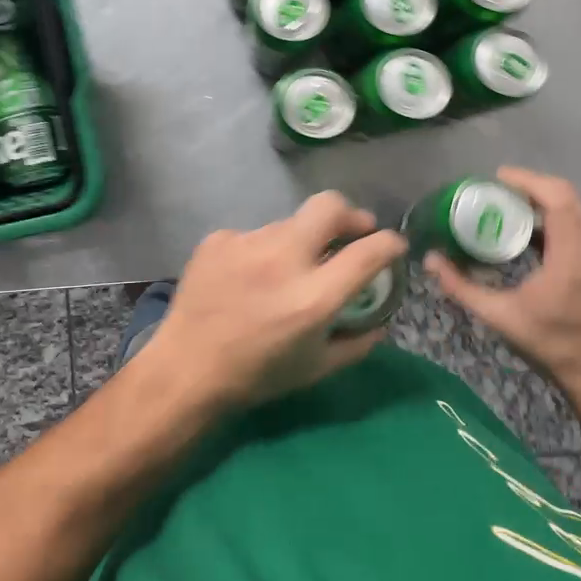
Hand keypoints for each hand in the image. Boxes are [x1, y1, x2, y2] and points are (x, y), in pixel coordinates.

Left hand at [140, 191, 405, 410]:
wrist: (186, 367)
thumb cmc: (257, 374)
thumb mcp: (317, 368)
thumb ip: (358, 342)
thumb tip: (380, 319)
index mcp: (313, 297)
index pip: (367, 253)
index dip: (389, 244)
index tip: (393, 245)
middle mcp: (283, 260)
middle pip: (328, 206)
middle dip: (350, 214)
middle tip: (352, 231)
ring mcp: (247, 243)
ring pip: (288, 223)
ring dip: (300, 240)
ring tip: (286, 270)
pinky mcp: (219, 239)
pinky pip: (253, 237)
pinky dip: (261, 252)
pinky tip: (247, 278)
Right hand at [423, 167, 580, 389]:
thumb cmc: (546, 342)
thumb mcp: (497, 316)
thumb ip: (461, 286)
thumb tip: (430, 259)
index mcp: (570, 259)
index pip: (559, 201)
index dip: (529, 182)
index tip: (497, 179)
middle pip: (566, 198)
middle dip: (530, 186)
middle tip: (495, 191)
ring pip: (572, 209)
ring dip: (540, 201)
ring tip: (505, 206)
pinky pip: (575, 225)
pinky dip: (549, 217)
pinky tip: (523, 230)